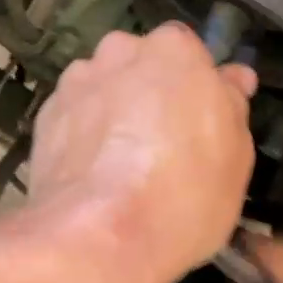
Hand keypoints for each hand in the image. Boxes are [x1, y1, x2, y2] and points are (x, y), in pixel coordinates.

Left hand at [25, 23, 257, 282]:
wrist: (99, 233)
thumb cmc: (185, 192)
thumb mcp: (235, 156)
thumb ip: (231, 104)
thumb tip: (233, 76)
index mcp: (173, 49)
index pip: (188, 50)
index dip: (194, 83)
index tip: (199, 119)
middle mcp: (121, 49)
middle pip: (141, 61)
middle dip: (150, 89)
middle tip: (164, 141)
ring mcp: (79, 77)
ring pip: (105, 84)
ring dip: (114, 108)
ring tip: (121, 162)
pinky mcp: (47, 109)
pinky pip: (76, 112)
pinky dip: (84, 131)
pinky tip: (93, 171)